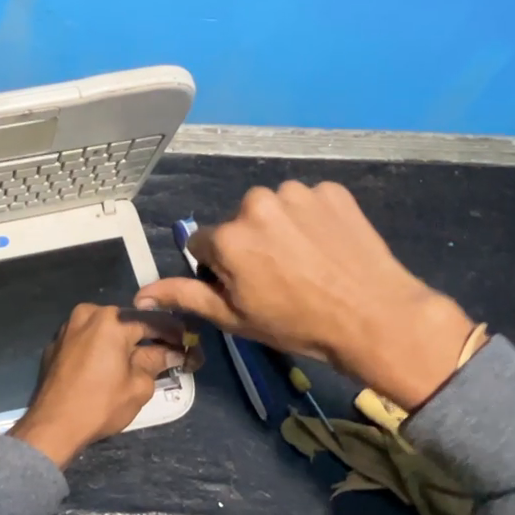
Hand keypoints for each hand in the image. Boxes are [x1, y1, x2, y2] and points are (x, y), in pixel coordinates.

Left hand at [10, 304, 184, 468]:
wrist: (52, 426)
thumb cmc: (100, 405)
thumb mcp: (138, 386)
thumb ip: (156, 362)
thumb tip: (171, 353)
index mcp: (110, 320)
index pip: (152, 321)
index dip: (174, 333)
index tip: (188, 344)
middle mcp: (86, 315)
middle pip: (126, 323)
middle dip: (147, 337)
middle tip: (167, 353)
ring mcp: (66, 329)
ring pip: (104, 330)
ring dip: (122, 342)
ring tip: (140, 360)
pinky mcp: (54, 346)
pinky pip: (86, 341)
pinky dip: (101, 349)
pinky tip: (110, 365)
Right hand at [135, 181, 475, 410]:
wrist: (374, 316)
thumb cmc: (297, 324)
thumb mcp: (234, 318)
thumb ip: (186, 296)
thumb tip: (141, 293)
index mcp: (228, 237)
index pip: (203, 245)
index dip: (221, 269)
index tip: (246, 288)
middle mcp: (257, 204)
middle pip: (238, 223)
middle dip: (249, 245)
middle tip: (278, 278)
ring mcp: (298, 193)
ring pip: (273, 210)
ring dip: (280, 230)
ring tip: (305, 263)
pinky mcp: (332, 190)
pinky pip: (307, 203)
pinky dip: (311, 221)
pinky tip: (327, 248)